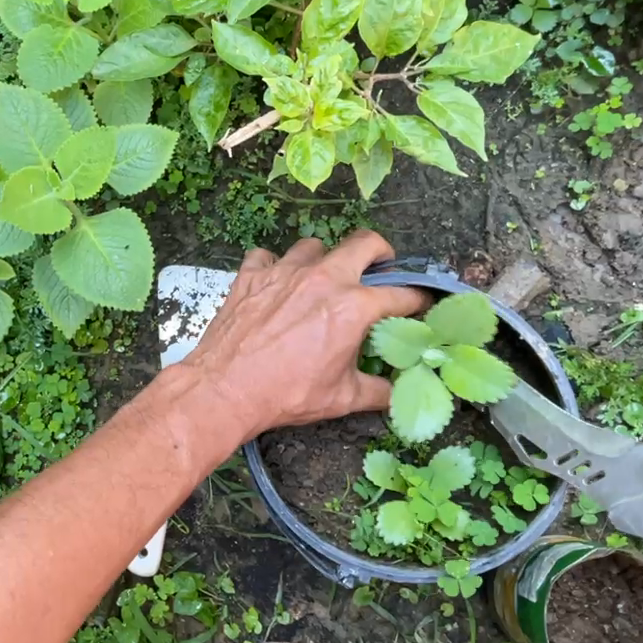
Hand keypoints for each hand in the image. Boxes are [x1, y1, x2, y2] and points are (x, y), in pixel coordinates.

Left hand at [181, 232, 427, 440]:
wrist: (223, 389)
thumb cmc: (285, 394)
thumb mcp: (341, 399)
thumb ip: (378, 391)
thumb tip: (398, 393)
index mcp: (352, 307)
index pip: (400, 294)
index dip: (415, 299)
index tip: (418, 304)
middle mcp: (322, 279)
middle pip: (364, 243)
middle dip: (379, 253)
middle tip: (379, 268)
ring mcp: (283, 272)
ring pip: (312, 246)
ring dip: (322, 259)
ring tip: (320, 278)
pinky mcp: (250, 275)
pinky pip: (266, 256)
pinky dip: (272, 265)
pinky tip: (273, 282)